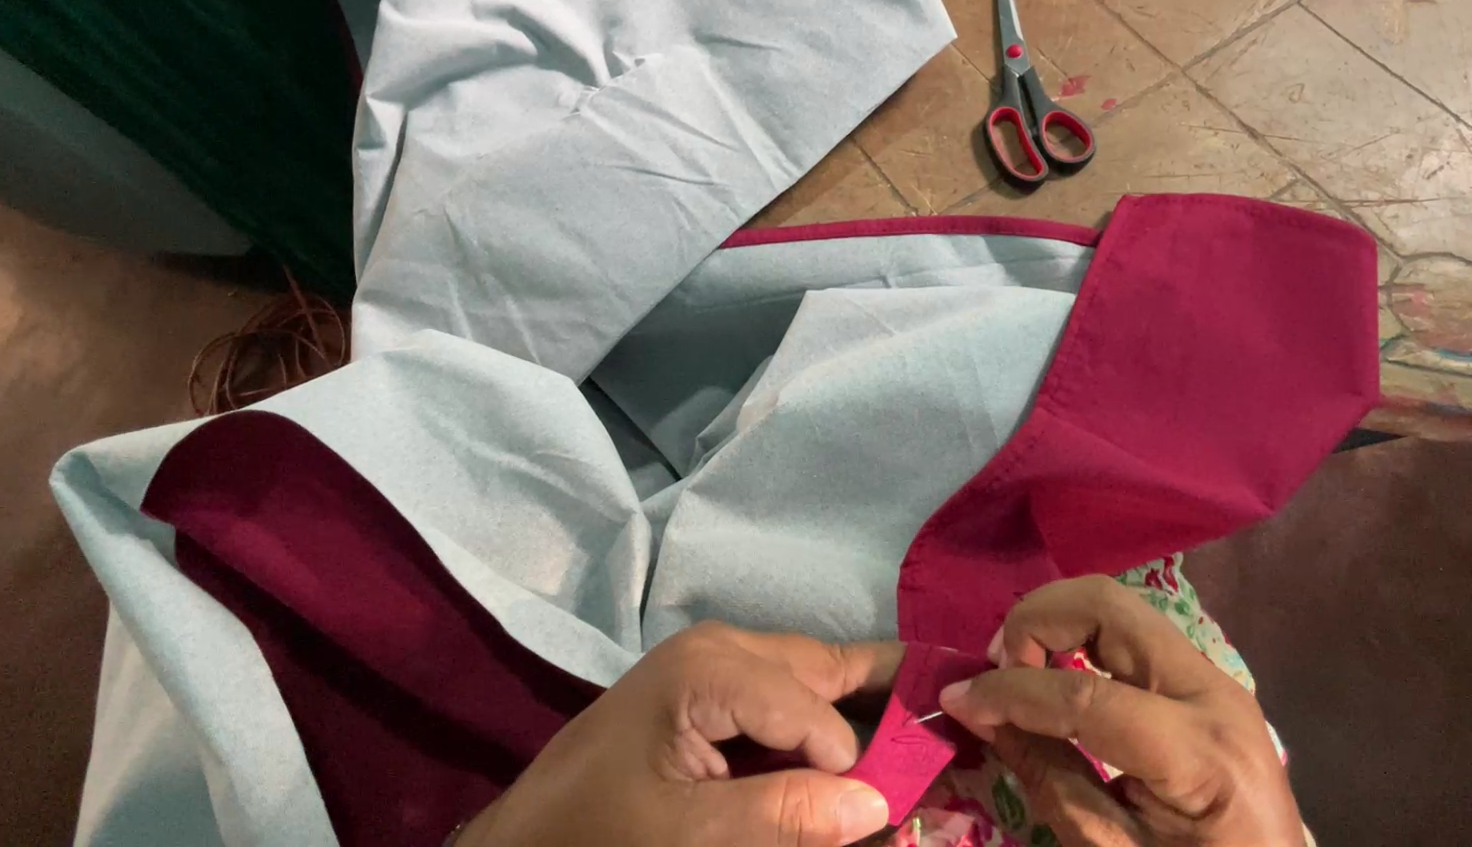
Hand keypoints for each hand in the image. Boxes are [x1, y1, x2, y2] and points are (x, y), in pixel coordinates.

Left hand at [457, 622, 900, 846]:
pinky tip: (854, 732)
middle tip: (947, 713)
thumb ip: (781, 818)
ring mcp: (714, 659)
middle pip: (820, 666)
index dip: (855, 756)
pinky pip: (784, 687)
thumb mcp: (688, 839)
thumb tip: (877, 804)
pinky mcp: (711, 681)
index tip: (894, 807)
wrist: (524, 838)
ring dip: (858, 702)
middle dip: (882, 692)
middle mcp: (719, 645)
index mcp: (708, 667)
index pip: (810, 707)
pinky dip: (822, 711)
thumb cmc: (597, 836)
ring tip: (915, 720)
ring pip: (809, 671)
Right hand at [936, 576, 1303, 845]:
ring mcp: (1211, 676)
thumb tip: (973, 707)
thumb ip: (1045, 774)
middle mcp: (1213, 692)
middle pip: (1105, 606)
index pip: (1085, 693)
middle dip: (1033, 623)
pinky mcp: (1199, 675)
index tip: (956, 698)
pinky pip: (1124, 626)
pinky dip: (1074, 631)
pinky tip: (1053, 669)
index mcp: (1202, 756)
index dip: (1009, 691)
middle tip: (999, 672)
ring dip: (1052, 619)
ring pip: (1112, 601)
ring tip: (1019, 669)